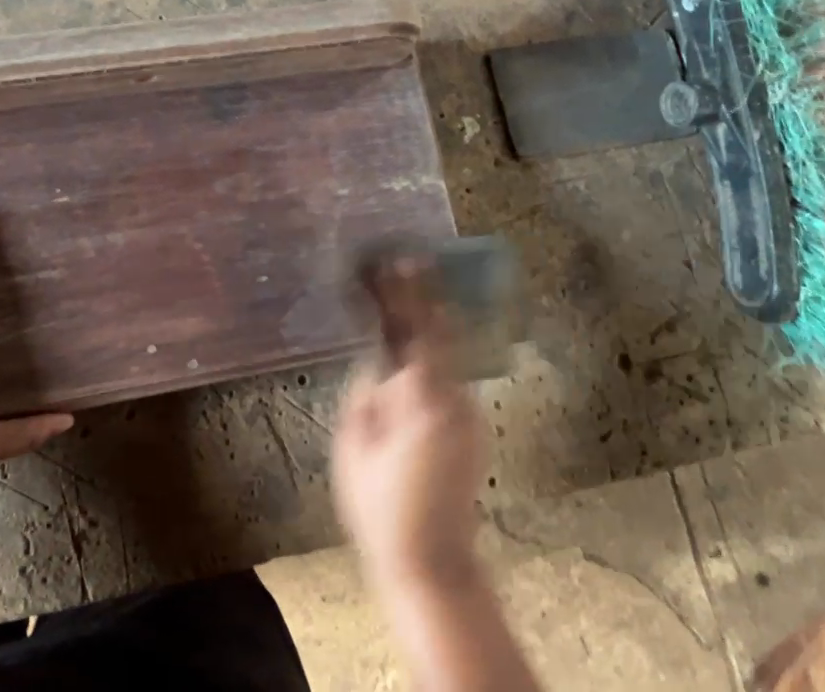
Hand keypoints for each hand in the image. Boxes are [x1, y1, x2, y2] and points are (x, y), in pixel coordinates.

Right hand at [332, 261, 488, 588]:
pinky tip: (405, 365)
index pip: (416, 331)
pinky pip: (447, 384)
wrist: (431, 563)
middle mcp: (456, 403)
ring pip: (444, 361)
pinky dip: (427, 363)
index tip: (396, 260)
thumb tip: (376, 365)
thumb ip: (366, 396)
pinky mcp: (472, 434)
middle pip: (440, 337)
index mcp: (423, 401)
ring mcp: (469, 419)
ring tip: (395, 308)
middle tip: (403, 266)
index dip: (406, 293)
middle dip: (422, 301)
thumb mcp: (353, 447)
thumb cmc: (380, 508)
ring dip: (421, 333)